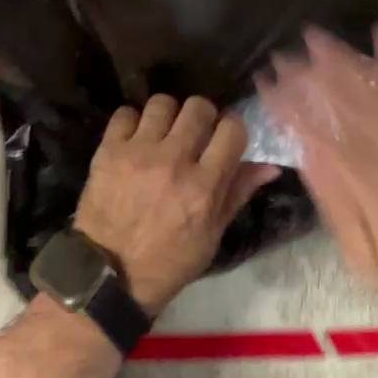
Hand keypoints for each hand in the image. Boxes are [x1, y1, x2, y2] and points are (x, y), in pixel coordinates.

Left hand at [72, 96, 280, 314]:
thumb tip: (268, 166)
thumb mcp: (211, 236)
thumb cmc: (168, 261)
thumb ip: (237, 193)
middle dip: (203, 116)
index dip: (232, 128)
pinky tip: (135, 139)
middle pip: (198, 107)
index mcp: (203, 186)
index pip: (232, 129)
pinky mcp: (108, 150)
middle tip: (195, 133)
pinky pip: (125, 112)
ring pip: (162, 103)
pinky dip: (132, 122)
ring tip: (163, 133)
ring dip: (168, 116)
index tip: (225, 137)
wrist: (109, 273)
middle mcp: (173, 161)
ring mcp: (138, 152)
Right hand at [259, 26, 377, 336]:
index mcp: (370, 183)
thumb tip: (304, 152)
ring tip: (317, 37)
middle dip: (310, 72)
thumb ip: (335, 201)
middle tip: (282, 54)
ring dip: (347, 57)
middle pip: (347, 99)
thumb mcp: (365, 256)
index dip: (287, 103)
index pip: (317, 130)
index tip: (264, 82)